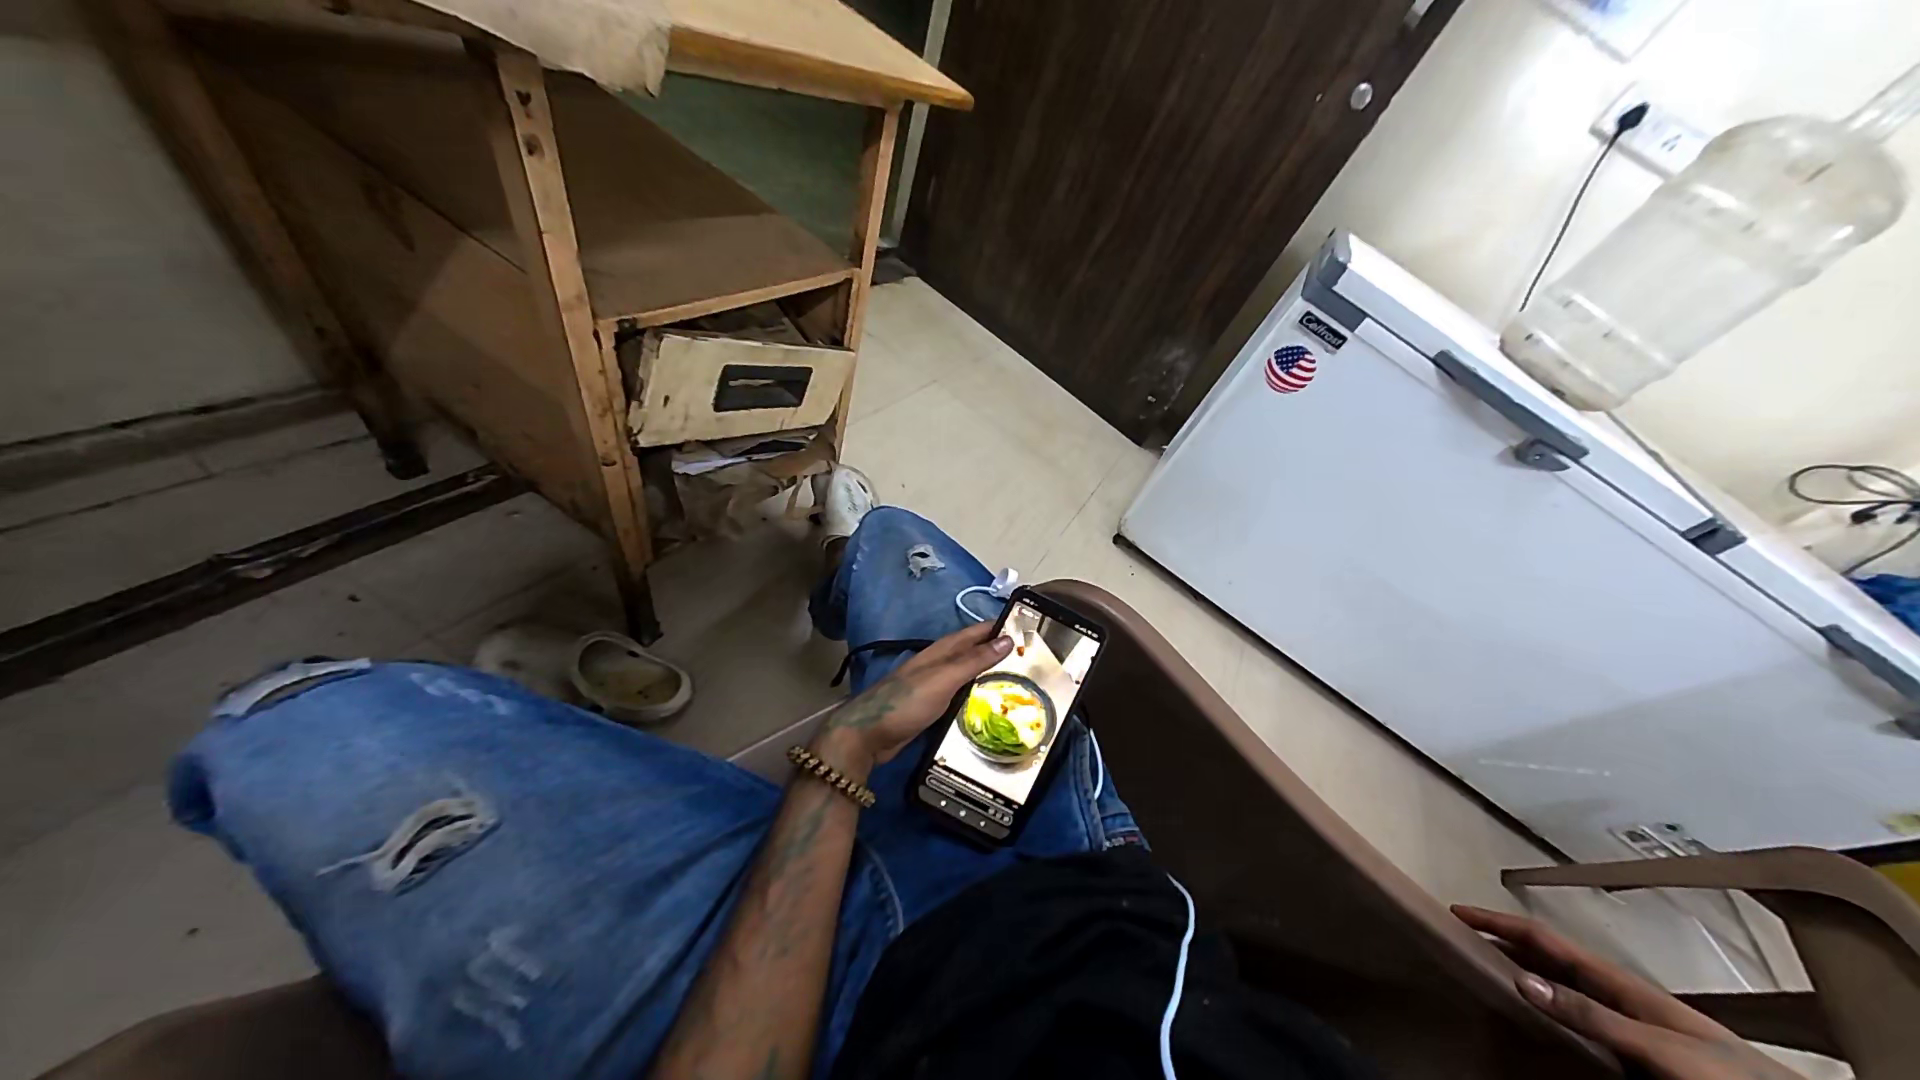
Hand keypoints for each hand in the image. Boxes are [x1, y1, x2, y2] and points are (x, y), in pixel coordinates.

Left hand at [810, 622, 1012, 780]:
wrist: (868, 735)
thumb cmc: (906, 702)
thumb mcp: (943, 678)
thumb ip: (973, 661)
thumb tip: (1006, 640)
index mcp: (940, 652)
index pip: (973, 633)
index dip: (996, 628)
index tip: (1023, 628)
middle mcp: (937, 664)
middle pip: (970, 653)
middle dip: (995, 651)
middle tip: (1026, 659)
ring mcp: (932, 686)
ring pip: (965, 674)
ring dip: (986, 674)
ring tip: (1014, 681)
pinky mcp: (930, 707)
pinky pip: (959, 695)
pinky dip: (975, 695)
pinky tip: (986, 704)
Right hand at [1453, 905, 1802, 1079]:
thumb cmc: (1728, 1074)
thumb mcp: (1661, 1047)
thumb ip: (1594, 1015)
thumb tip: (1519, 978)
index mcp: (1618, 982)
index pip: (1544, 939)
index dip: (1498, 922)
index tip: (1454, 911)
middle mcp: (1617, 994)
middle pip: (1547, 958)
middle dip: (1501, 942)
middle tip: (1459, 941)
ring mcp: (1628, 1021)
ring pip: (1559, 984)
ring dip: (1519, 971)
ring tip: (1484, 972)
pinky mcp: (1636, 1049)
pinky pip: (1575, 1014)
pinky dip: (1543, 1004)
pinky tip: (1534, 1018)